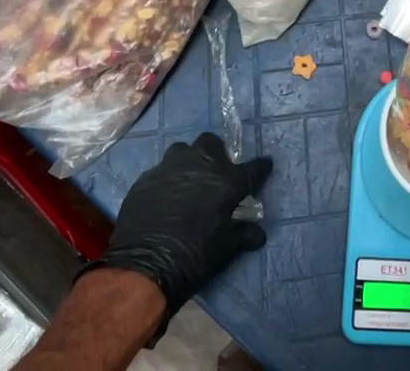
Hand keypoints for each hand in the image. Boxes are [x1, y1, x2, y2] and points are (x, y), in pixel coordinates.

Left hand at [92, 133, 271, 322]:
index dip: (260, 168)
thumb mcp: (226, 248)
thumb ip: (243, 234)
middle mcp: (200, 165)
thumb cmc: (194, 256)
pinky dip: (167, 180)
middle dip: (217, 154)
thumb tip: (258, 234)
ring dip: (188, 161)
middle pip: (212, 143)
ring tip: (187, 180)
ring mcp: (170, 168)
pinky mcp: (146, 178)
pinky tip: (164, 197)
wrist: (145, 266)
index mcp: (226, 180)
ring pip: (183, 150)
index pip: (253, 168)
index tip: (264, 166)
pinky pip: (160, 170)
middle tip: (216, 174)